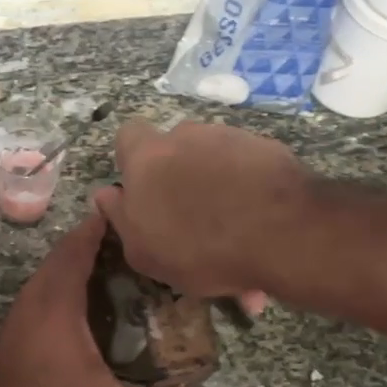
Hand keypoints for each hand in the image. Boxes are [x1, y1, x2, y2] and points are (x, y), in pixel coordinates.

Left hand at [0, 211, 193, 386]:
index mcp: (59, 294)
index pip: (83, 240)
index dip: (110, 222)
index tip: (142, 215)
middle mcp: (40, 288)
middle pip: (73, 246)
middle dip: (106, 239)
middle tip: (145, 243)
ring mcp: (27, 301)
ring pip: (60, 263)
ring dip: (89, 258)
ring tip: (130, 266)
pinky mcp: (22, 316)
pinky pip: (52, 281)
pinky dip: (75, 276)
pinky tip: (100, 297)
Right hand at [93, 119, 306, 304]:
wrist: (282, 232)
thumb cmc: (198, 246)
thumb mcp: (143, 250)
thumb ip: (120, 218)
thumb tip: (104, 194)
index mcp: (148, 157)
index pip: (128, 136)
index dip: (132, 159)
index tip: (142, 190)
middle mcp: (187, 137)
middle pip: (176, 151)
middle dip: (182, 180)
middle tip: (193, 224)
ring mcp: (232, 138)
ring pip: (216, 165)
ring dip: (221, 194)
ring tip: (236, 242)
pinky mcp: (270, 150)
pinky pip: (250, 175)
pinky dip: (251, 199)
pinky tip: (263, 238)